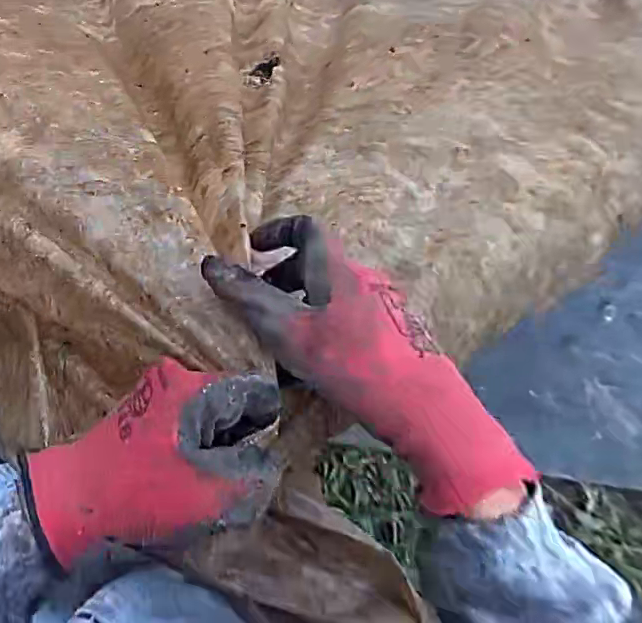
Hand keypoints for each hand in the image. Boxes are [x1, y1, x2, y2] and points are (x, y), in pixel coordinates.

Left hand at [22, 358, 281, 569]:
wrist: (81, 490)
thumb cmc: (144, 489)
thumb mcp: (213, 491)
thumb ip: (255, 471)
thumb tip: (270, 457)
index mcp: (191, 386)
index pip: (255, 391)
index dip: (270, 425)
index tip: (270, 456)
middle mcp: (173, 374)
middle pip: (232, 401)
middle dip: (243, 437)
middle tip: (237, 473)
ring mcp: (156, 387)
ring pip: (212, 413)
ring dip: (220, 444)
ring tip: (209, 475)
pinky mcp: (147, 405)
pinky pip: (190, 419)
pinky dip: (198, 443)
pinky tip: (187, 470)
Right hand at [202, 216, 535, 517]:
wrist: (432, 416)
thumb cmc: (351, 362)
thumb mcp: (286, 329)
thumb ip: (246, 294)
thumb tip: (209, 262)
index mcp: (335, 268)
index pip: (305, 226)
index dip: (275, 231)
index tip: (252, 252)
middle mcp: (363, 278)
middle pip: (314, 261)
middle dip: (280, 276)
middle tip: (259, 302)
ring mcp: (386, 307)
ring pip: (331, 291)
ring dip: (301, 303)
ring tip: (284, 336)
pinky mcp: (402, 335)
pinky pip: (351, 316)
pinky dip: (326, 323)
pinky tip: (319, 360)